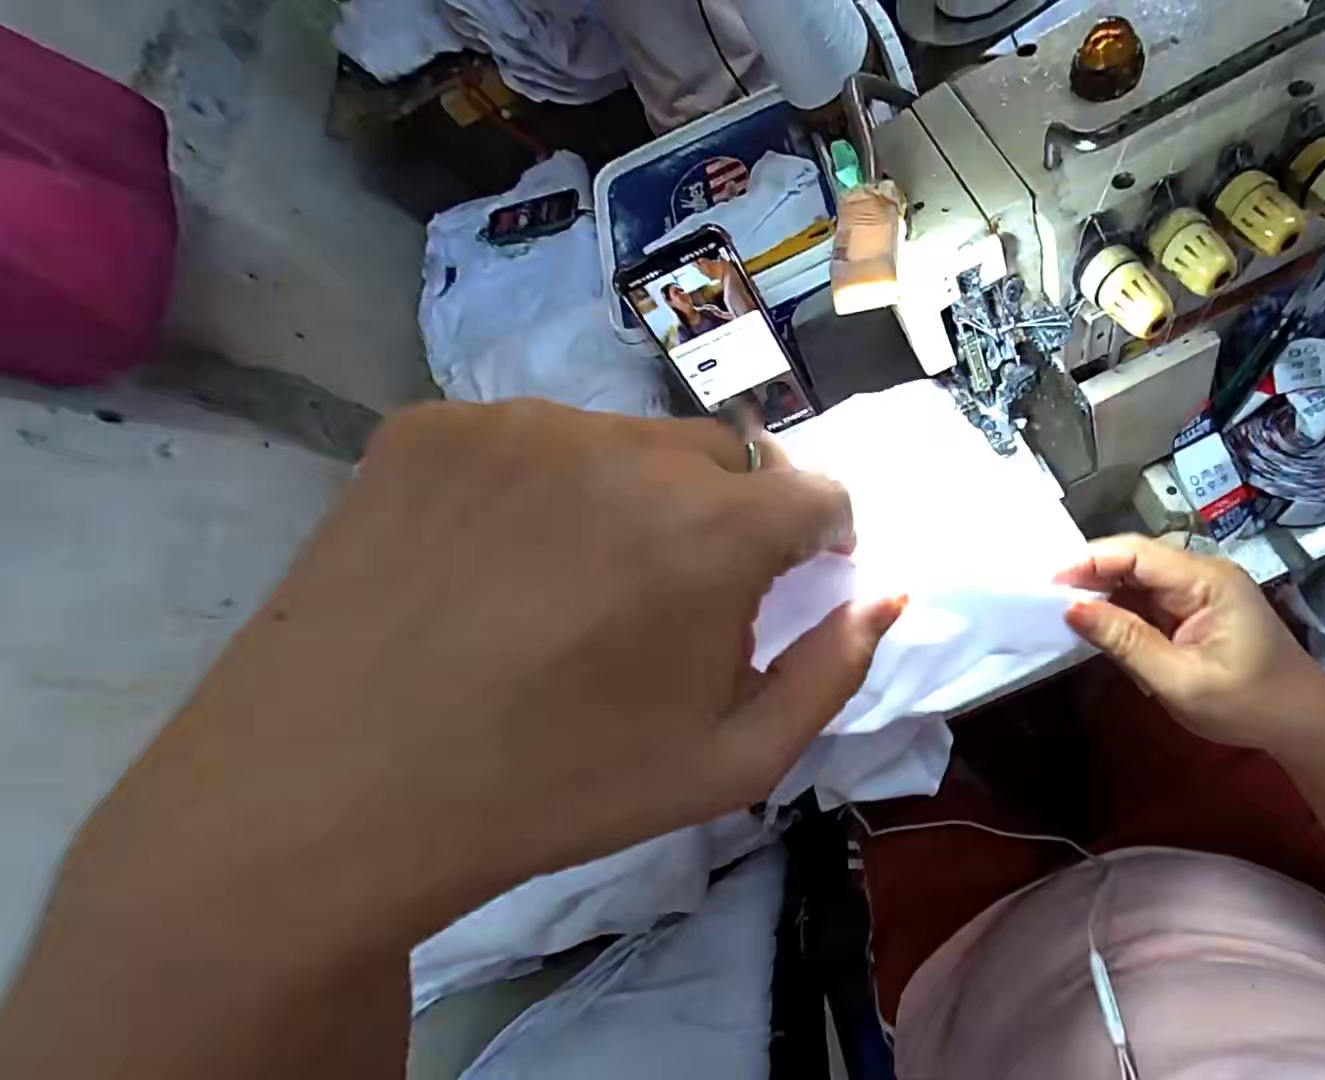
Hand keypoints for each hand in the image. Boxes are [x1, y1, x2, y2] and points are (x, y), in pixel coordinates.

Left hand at [87, 401, 902, 940]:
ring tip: (589, 575)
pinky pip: (548, 437)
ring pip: (642, 442)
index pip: (821, 490)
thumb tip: (889, 592)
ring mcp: (524, 425)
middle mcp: (630, 453)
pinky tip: (510, 554)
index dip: (823, 534)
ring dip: (651, 496)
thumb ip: (836, 669)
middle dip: (738, 515)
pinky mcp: (437, 424)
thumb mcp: (736, 759)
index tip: (796, 574)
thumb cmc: (565, 786)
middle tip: (684, 588)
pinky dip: (561, 484)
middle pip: (735, 459)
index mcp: (713, 534)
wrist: (325, 802)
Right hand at [1056, 535, 1324, 748]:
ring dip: (1103, 593)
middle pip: (1135, 559)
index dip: (1090, 562)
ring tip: (1067, 611)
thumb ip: (1125, 641)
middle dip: (1092, 575)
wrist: (1302, 725)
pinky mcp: (1194, 608)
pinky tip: (1100, 624)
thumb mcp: (1181, 680)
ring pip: (1138, 577)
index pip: (1137, 553)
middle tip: (1050, 598)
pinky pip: (1148, 597)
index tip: (1050, 583)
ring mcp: (1199, 589)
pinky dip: (1121, 609)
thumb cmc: (1249, 705)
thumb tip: (1072, 609)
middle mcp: (1202, 573)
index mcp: (1207, 580)